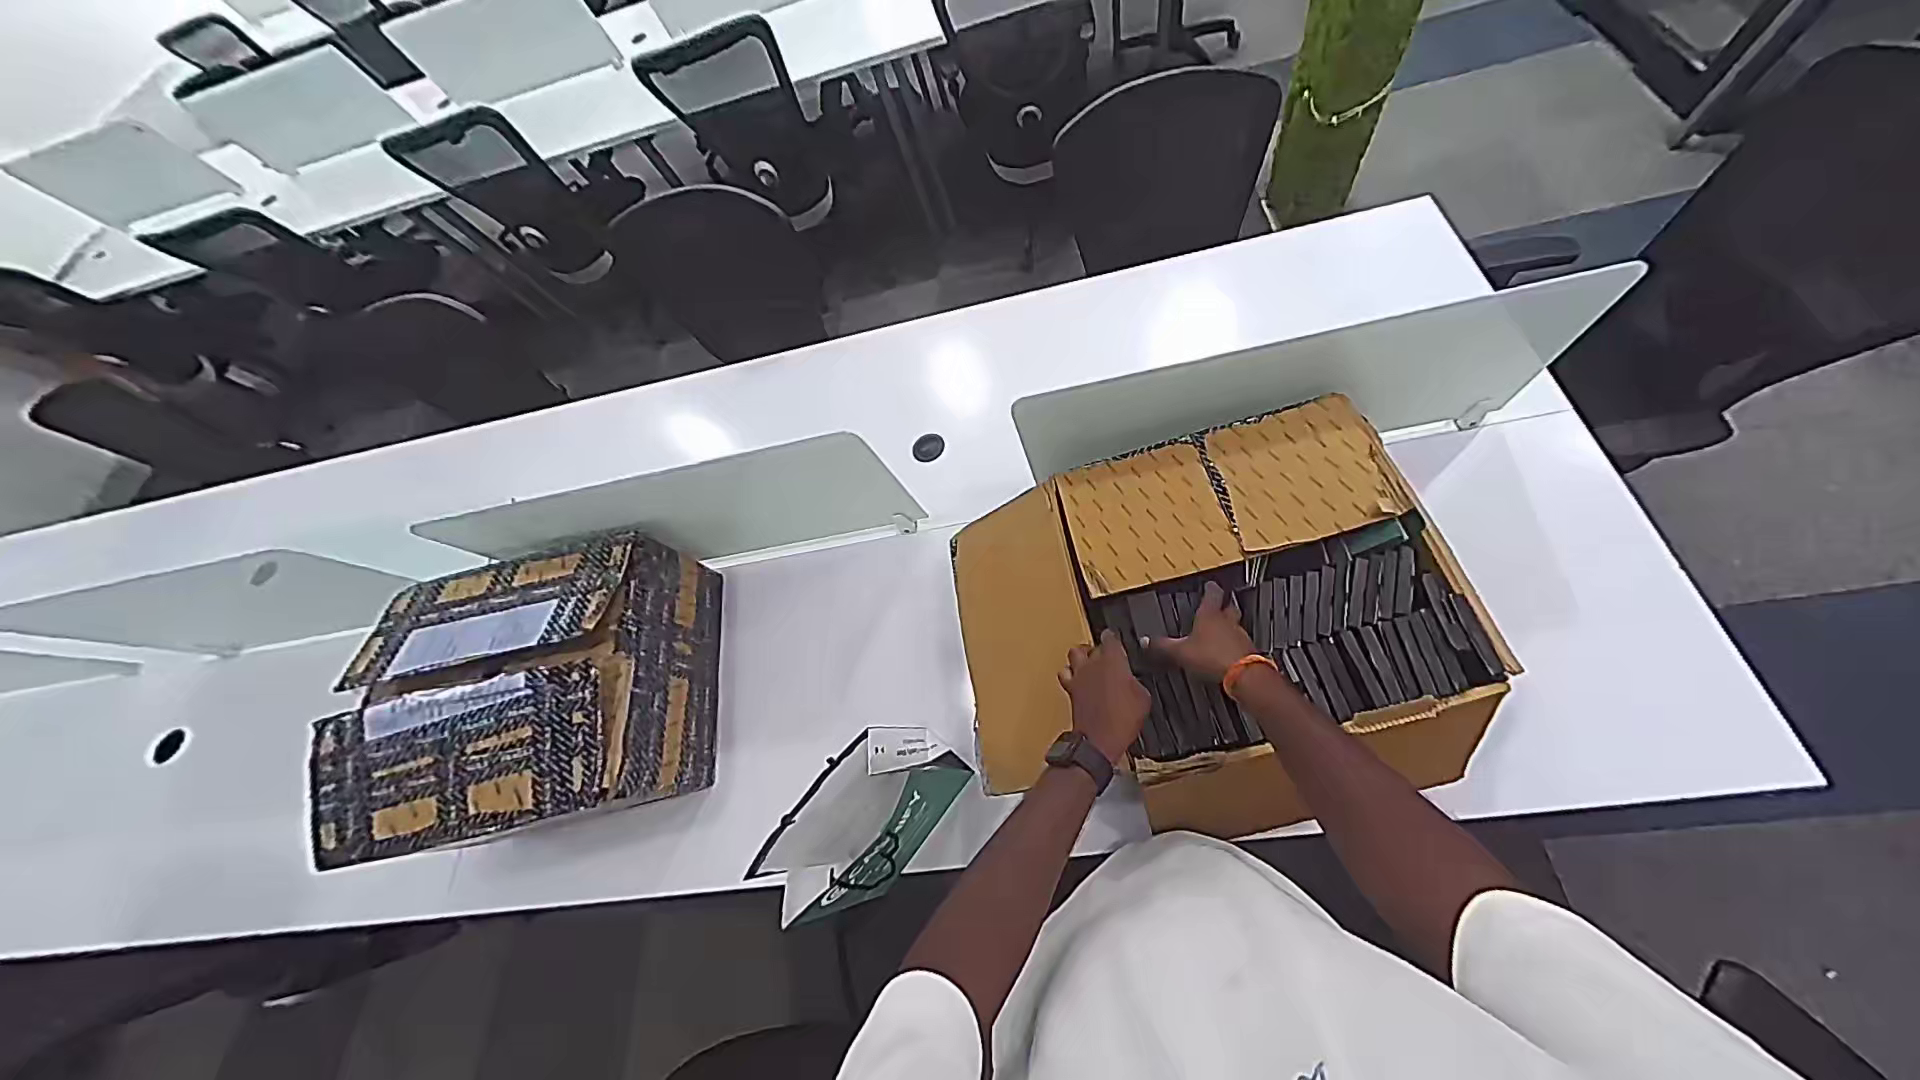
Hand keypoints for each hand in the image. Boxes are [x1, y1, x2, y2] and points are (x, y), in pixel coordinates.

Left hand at [1058, 630, 1149, 763]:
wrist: (1100, 739)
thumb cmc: (1122, 719)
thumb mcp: (1143, 698)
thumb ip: (1135, 681)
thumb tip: (1130, 680)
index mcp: (1113, 660)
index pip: (1111, 637)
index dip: (1114, 638)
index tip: (1117, 641)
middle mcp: (1093, 663)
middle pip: (1093, 645)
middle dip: (1100, 649)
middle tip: (1108, 657)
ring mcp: (1079, 674)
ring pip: (1074, 652)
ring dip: (1082, 655)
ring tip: (1090, 663)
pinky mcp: (1070, 688)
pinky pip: (1065, 672)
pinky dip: (1070, 672)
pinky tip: (1078, 679)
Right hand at [1144, 581, 1254, 682]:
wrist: (1243, 675)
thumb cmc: (1213, 656)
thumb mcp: (1180, 652)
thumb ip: (1162, 646)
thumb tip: (1145, 641)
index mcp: (1210, 615)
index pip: (1213, 594)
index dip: (1211, 589)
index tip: (1210, 586)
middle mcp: (1228, 622)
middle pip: (1228, 608)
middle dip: (1223, 607)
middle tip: (1217, 608)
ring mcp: (1240, 636)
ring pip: (1236, 626)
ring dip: (1229, 628)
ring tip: (1218, 634)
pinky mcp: (1249, 652)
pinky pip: (1240, 644)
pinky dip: (1233, 645)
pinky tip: (1226, 653)